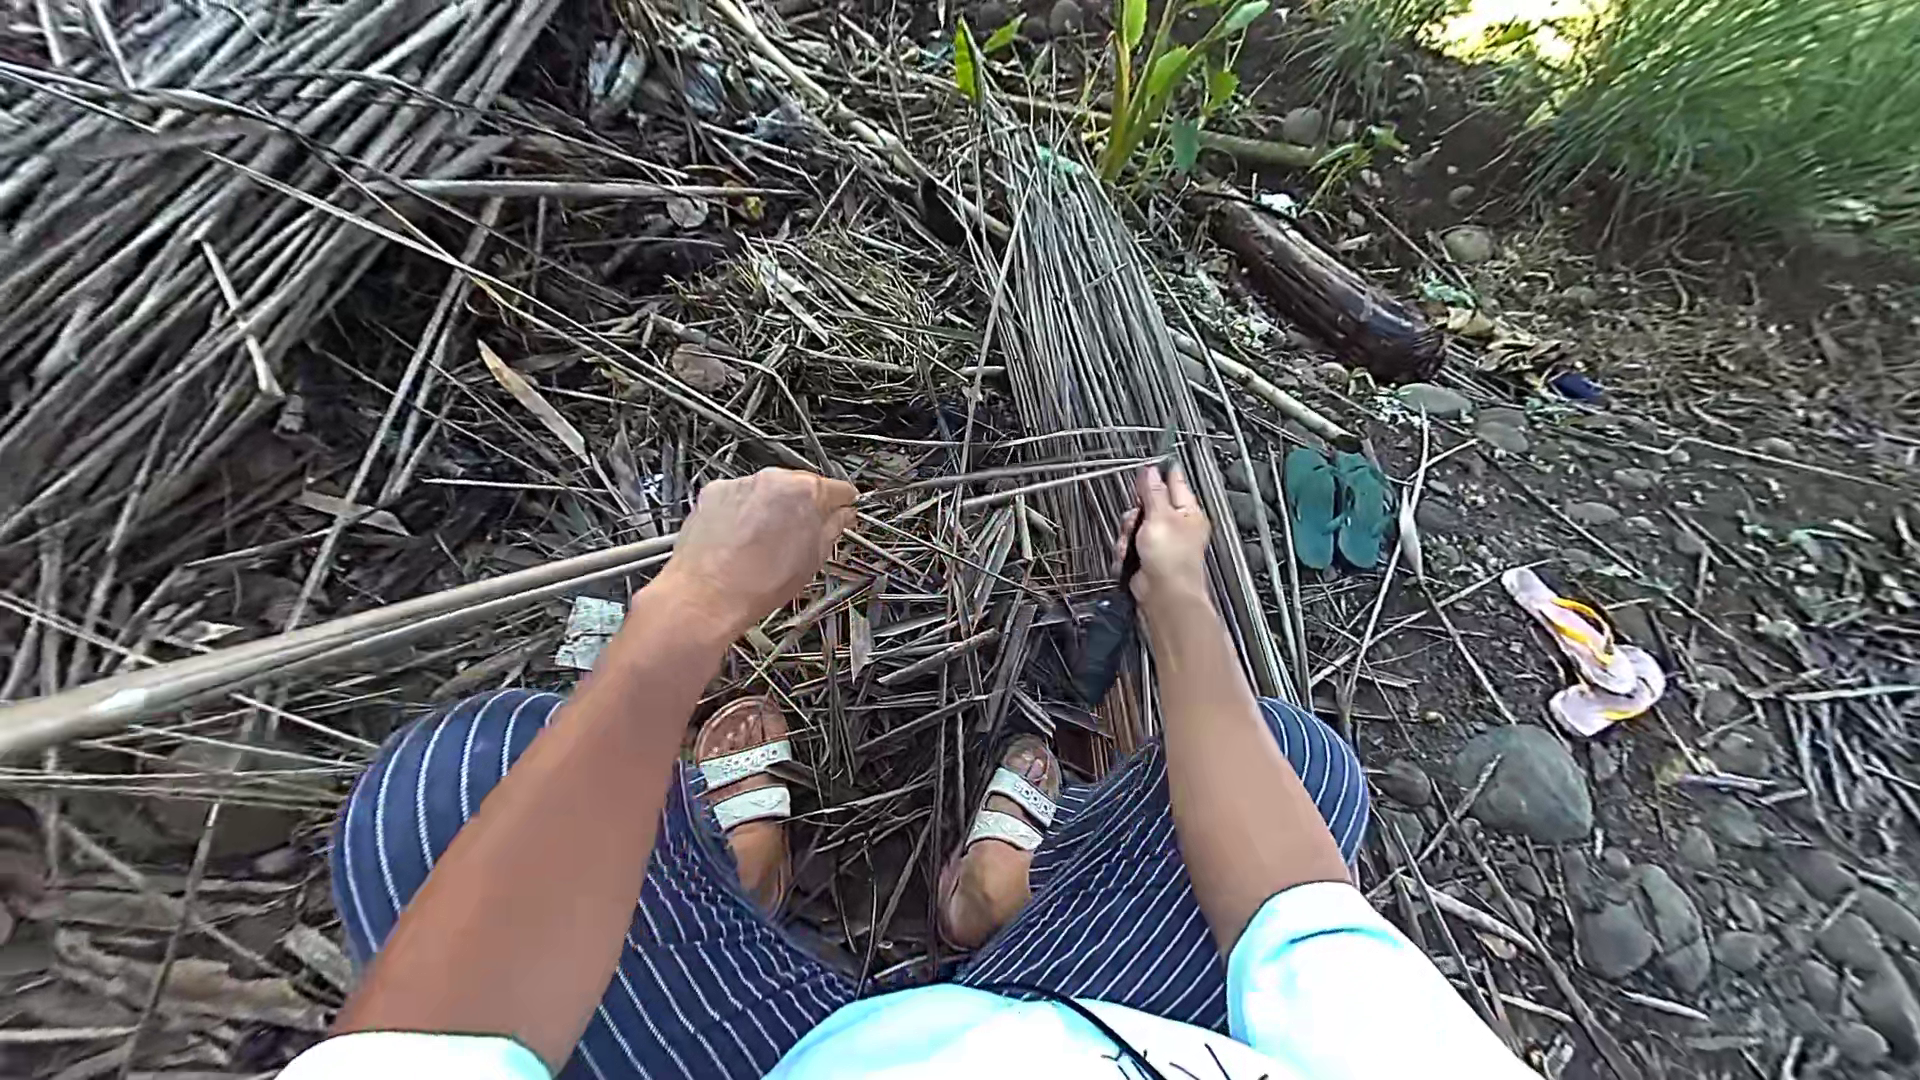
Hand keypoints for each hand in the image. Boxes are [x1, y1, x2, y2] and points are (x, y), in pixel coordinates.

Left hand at [654, 467, 857, 637]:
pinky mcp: (714, 493)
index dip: (844, 503)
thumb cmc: (757, 583)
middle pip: (801, 487)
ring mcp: (742, 484)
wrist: (706, 596)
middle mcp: (773, 479)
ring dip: (773, 510)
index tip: (843, 510)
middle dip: (805, 508)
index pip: (838, 488)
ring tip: (768, 545)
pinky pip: (741, 497)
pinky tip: (745, 540)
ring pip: (769, 492)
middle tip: (803, 538)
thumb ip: (833, 528)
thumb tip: (842, 517)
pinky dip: (745, 512)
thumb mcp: (814, 558)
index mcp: (806, 491)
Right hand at [1115, 464, 1211, 611]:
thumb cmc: (1172, 559)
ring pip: (1134, 525)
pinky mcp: (1146, 556)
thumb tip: (1150, 473)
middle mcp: (1176, 526)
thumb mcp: (1160, 517)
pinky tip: (1129, 555)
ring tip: (1132, 543)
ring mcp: (1160, 542)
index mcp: (1188, 513)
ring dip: (1127, 534)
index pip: (1174, 484)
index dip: (1160, 476)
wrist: (1163, 594)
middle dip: (1135, 513)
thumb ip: (1153, 493)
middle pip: (1147, 505)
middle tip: (1136, 519)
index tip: (1149, 468)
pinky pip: (1128, 544)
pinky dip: (1125, 549)